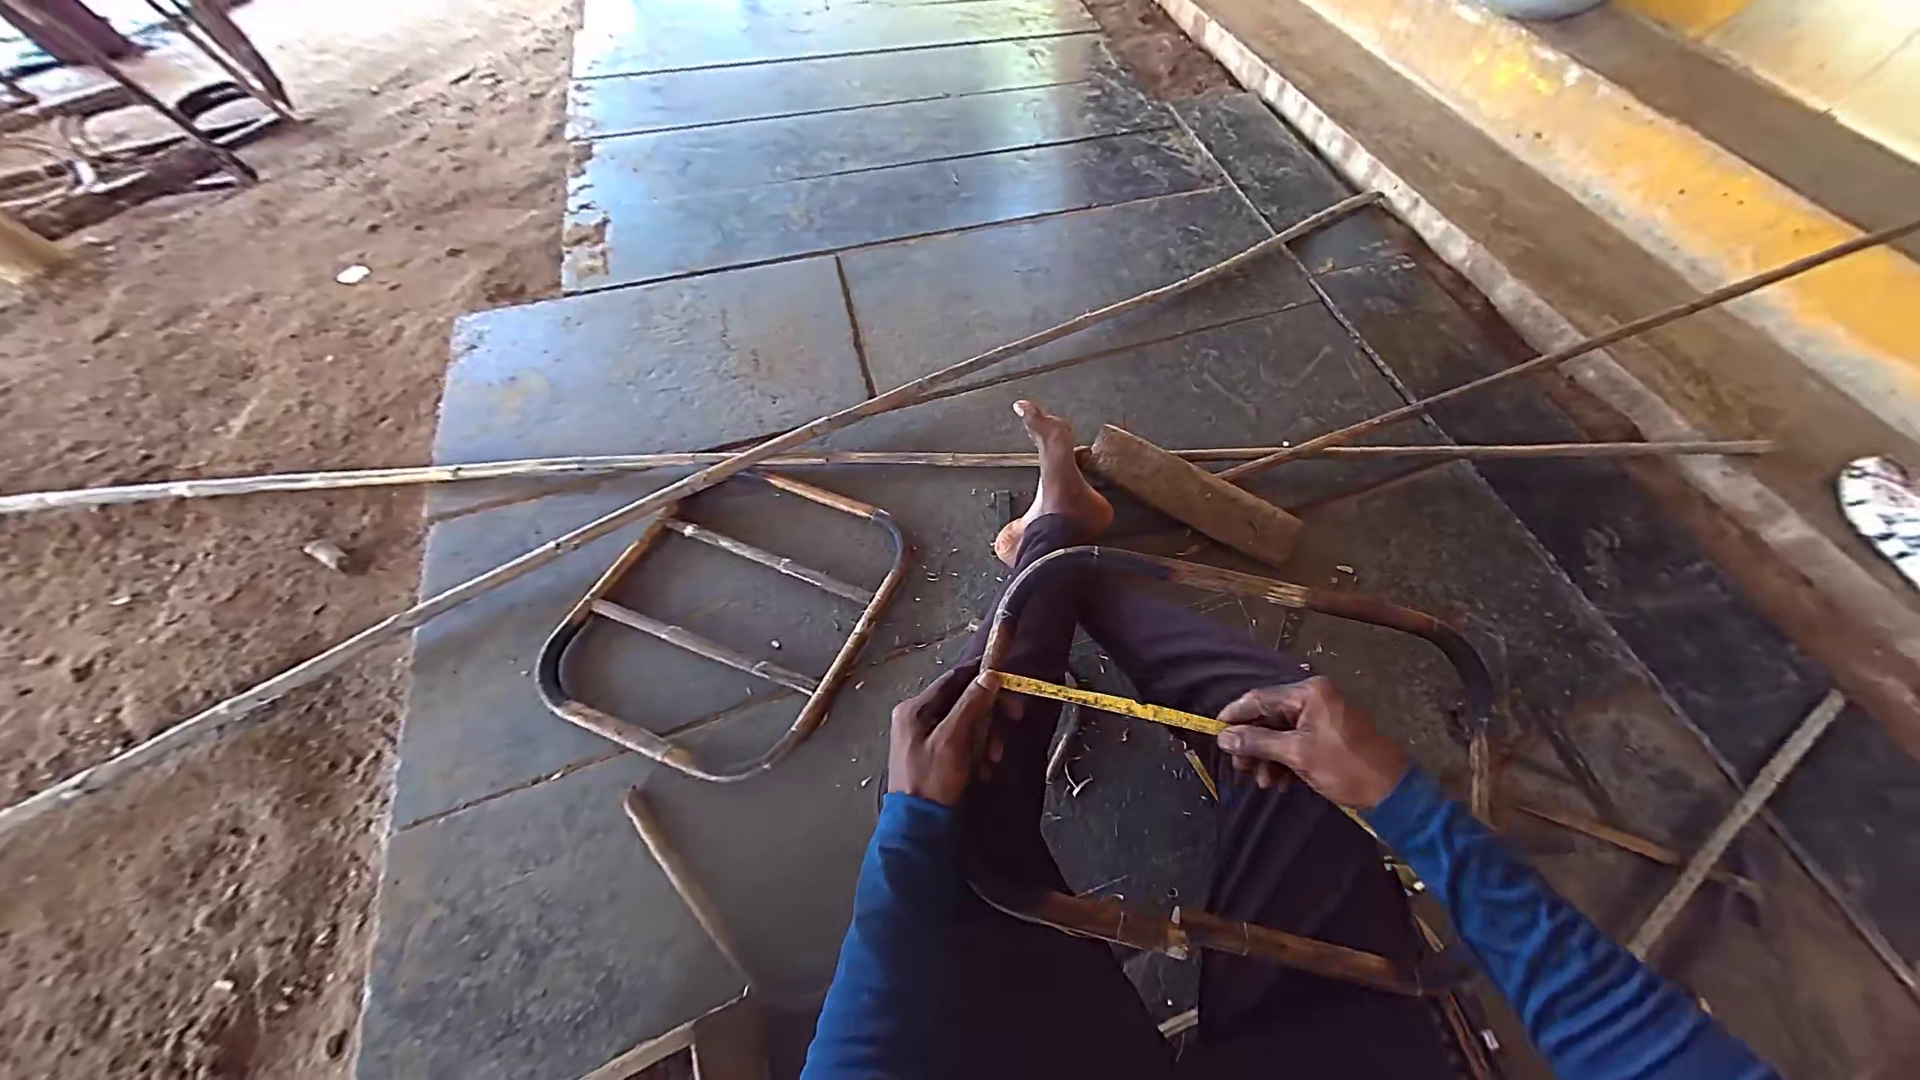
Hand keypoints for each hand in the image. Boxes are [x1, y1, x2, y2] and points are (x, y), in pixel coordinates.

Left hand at [887, 664, 1001, 805]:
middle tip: (1015, 717)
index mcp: (915, 708)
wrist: (917, 829)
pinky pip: (962, 741)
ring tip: (993, 758)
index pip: (954, 678)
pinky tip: (983, 770)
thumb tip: (989, 675)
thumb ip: (971, 705)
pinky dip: (976, 752)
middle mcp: (917, 716)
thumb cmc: (932, 781)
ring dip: (986, 736)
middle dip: (989, 713)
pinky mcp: (934, 754)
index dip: (982, 676)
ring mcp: (924, 735)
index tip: (1009, 681)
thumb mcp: (953, 740)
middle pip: (963, 701)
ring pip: (966, 722)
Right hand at [1214, 677, 1407, 808]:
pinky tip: (1279, 781)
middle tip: (1241, 766)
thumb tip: (1224, 738)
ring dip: (1267, 757)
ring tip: (1263, 781)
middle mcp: (1314, 699)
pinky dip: (1283, 760)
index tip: (1216, 732)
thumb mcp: (1297, 754)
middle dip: (1252, 744)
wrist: (1397, 797)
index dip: (1234, 716)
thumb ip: (1257, 742)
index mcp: (1309, 693)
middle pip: (1268, 717)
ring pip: (1279, 733)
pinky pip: (1294, 742)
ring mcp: (1321, 717)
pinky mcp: (1327, 736)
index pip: (1258, 698)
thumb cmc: (1348, 769)